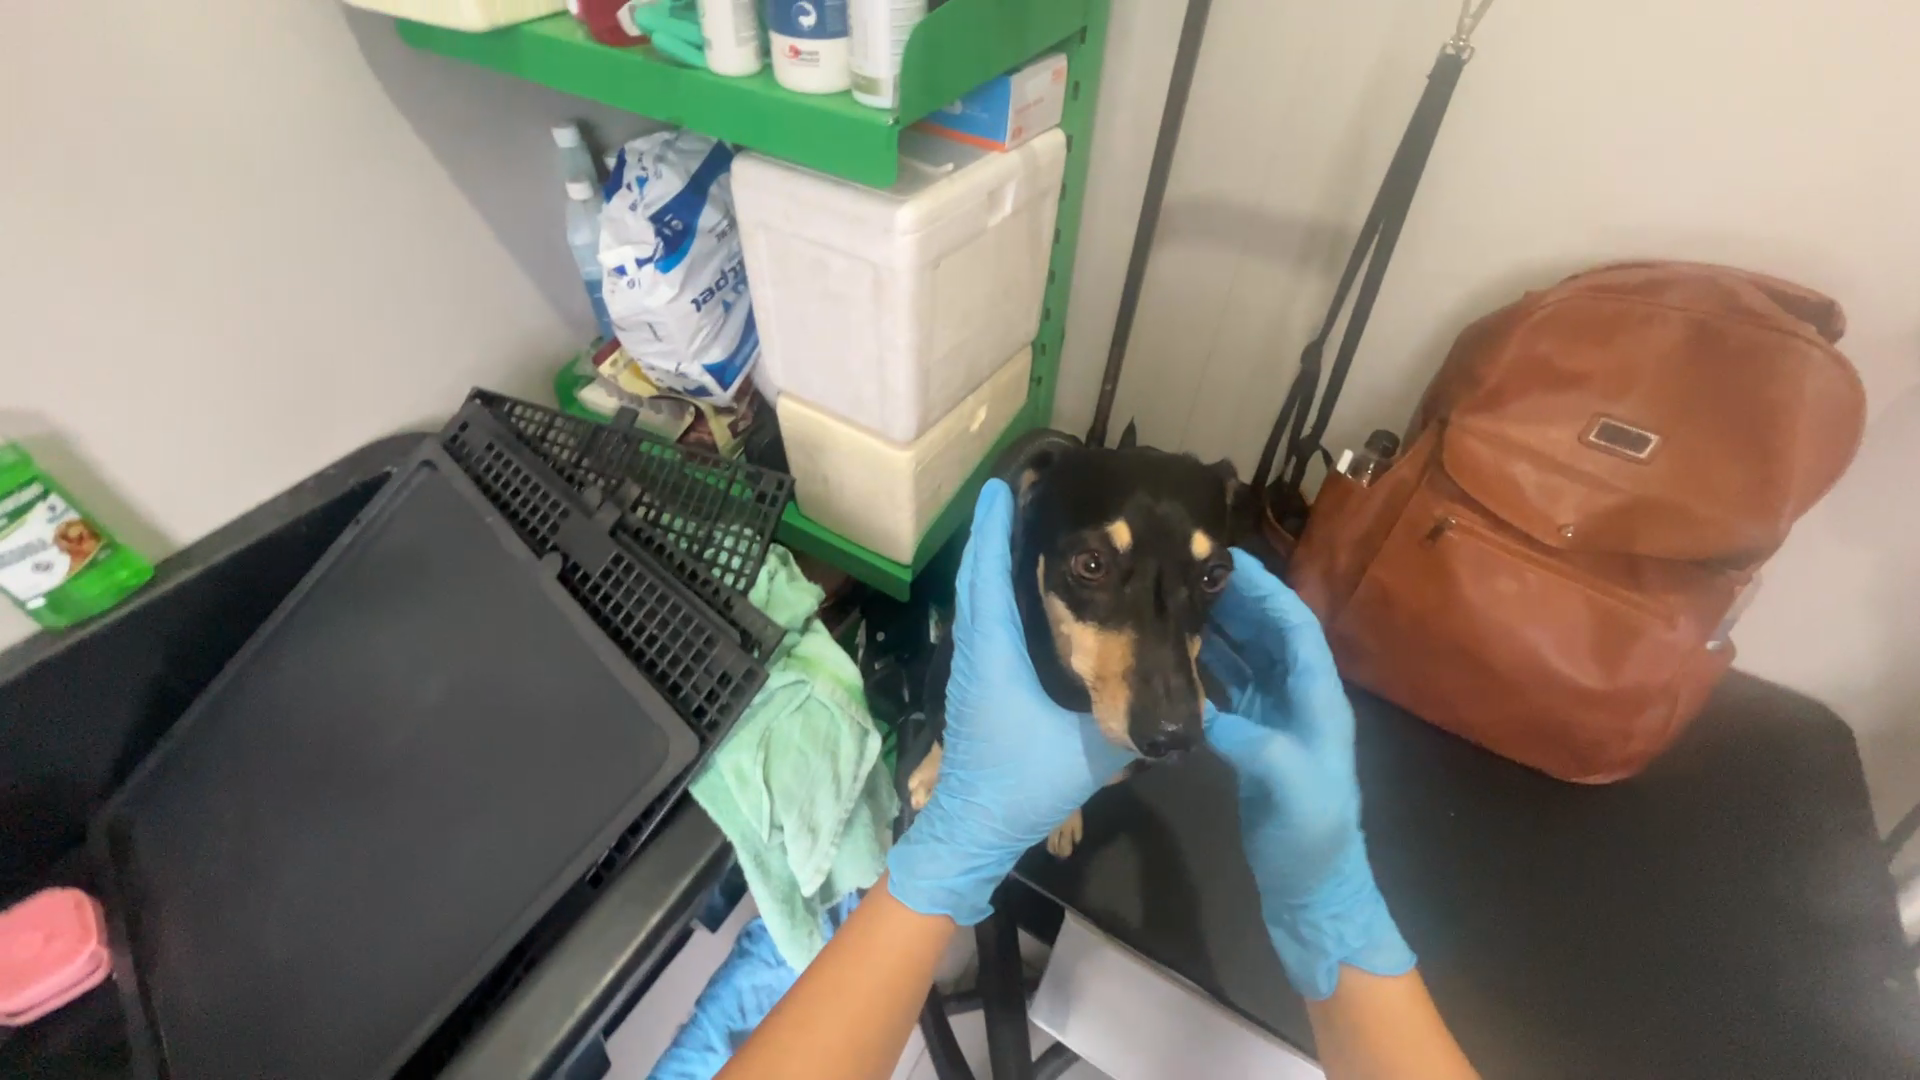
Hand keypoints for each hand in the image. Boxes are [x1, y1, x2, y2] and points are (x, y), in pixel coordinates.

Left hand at [887, 480, 1136, 924]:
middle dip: (992, 531)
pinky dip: (991, 587)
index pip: (987, 575)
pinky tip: (1014, 587)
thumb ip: (1127, 720)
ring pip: (975, 596)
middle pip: (977, 575)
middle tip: (1014, 492)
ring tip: (1014, 526)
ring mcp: (971, 664)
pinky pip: (980, 617)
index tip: (1001, 486)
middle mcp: (976, 648)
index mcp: (994, 653)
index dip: (993, 528)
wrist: (971, 829)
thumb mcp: (1086, 753)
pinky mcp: (975, 679)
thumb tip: (1175, 698)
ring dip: (989, 557)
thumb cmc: (1021, 786)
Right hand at [1201, 549, 1414, 999]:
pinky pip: (1230, 682)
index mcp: (1318, 698)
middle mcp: (1298, 695)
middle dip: (1234, 598)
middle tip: (1186, 572)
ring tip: (1175, 599)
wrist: (1312, 887)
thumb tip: (1203, 712)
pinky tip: (1176, 650)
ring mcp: (1275, 713)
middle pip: (1268, 631)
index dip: (1266, 590)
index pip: (1296, 627)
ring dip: (1218, 625)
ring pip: (1247, 653)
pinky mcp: (1254, 732)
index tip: (1227, 560)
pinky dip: (1207, 661)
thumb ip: (1255, 744)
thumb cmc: (1314, 836)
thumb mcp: (1293, 789)